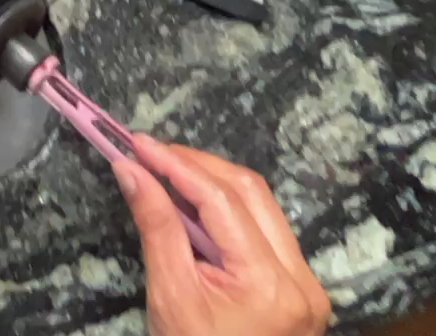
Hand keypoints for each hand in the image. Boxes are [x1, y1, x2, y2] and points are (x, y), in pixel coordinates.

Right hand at [114, 136, 330, 335]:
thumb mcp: (169, 293)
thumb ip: (155, 224)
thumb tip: (128, 167)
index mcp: (270, 285)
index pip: (221, 200)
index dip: (176, 163)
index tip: (136, 142)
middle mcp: (301, 278)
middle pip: (249, 191)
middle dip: (195, 164)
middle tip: (149, 153)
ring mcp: (307, 283)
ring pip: (259, 203)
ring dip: (209, 180)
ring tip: (164, 172)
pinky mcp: (299, 287)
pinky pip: (262, 225)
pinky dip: (223, 204)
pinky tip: (191, 203)